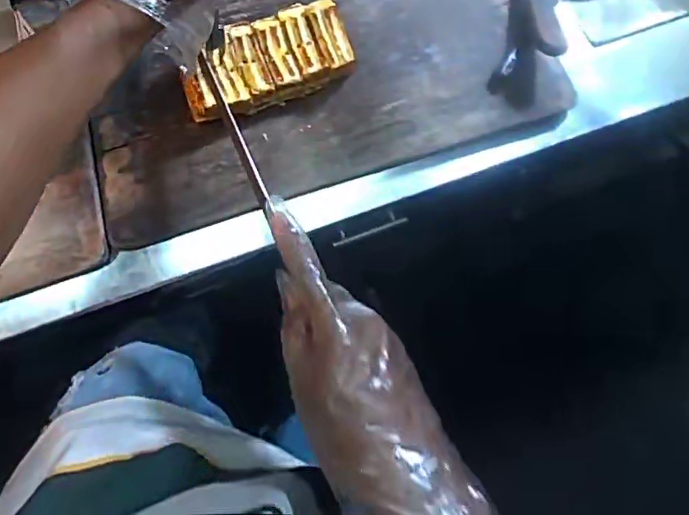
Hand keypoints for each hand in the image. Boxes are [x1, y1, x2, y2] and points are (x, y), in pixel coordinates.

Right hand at [270, 204, 495, 514]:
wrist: (410, 481)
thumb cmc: (343, 433)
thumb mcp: (301, 383)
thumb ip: (293, 327)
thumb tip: (287, 285)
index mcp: (337, 322)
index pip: (306, 268)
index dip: (290, 238)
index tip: (277, 207)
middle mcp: (365, 316)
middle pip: (325, 294)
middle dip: (309, 308)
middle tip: (299, 353)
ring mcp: (386, 333)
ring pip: (343, 315)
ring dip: (329, 331)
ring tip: (326, 383)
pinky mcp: (398, 352)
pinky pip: (361, 334)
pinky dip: (347, 346)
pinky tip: (349, 387)